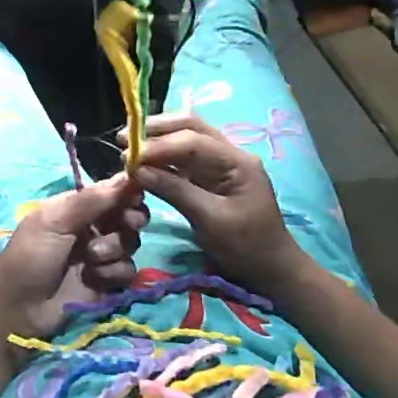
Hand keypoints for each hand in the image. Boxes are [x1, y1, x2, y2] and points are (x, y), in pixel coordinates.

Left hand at [0, 173, 148, 341]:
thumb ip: (91, 200)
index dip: (127, 193)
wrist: (20, 310)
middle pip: (127, 215)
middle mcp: (91, 229)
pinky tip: (94, 278)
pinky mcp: (107, 283)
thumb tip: (127, 176)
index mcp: (75, 209)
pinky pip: (127, 270)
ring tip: (91, 258)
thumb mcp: (54, 220)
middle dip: (129, 218)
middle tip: (128, 223)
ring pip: (130, 242)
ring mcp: (100, 256)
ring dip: (115, 247)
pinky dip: (114, 272)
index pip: (111, 193)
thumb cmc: (30, 257)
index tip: (135, 196)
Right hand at [130, 113, 301, 292]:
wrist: (272, 269)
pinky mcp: (211, 177)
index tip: (129, 155)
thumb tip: (139, 170)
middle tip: (124, 137)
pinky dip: (163, 157)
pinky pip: (185, 158)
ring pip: (187, 138)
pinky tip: (144, 162)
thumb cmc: (246, 247)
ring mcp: (221, 164)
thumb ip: (175, 191)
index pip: (194, 142)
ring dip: (158, 139)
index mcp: (238, 162)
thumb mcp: (210, 220)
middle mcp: (230, 155)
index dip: (159, 146)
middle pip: (192, 127)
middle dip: (158, 129)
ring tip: (129, 145)